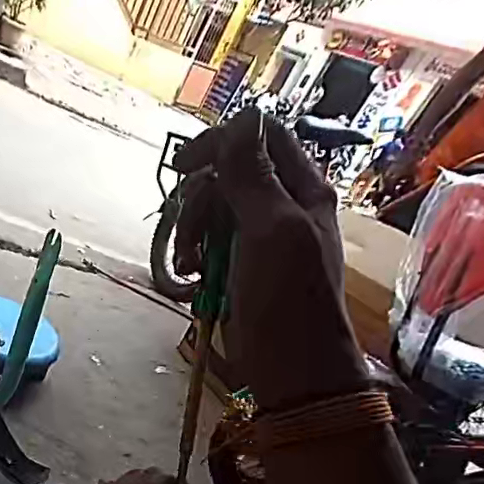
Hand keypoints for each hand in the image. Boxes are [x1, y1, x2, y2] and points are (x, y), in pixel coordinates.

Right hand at [172, 108, 369, 409]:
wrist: (288, 365)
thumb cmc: (286, 298)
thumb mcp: (270, 230)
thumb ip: (252, 176)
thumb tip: (242, 117)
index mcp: (300, 190)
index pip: (259, 139)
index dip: (220, 144)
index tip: (183, 168)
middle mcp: (277, 208)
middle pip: (223, 177)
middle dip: (199, 206)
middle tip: (194, 240)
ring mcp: (254, 239)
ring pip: (207, 213)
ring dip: (190, 236)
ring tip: (191, 268)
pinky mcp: (234, 266)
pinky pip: (203, 244)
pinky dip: (191, 258)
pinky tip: (191, 279)